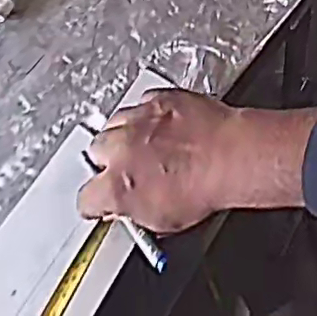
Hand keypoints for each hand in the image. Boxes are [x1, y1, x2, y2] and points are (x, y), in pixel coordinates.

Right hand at [77, 91, 316, 234]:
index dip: (97, 200)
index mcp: (117, 186)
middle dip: (108, 159)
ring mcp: (139, 118)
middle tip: (126, 166)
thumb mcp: (161, 219)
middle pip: (96, 150)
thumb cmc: (203, 186)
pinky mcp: (157, 97)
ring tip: (142, 143)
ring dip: (123, 133)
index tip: (104, 198)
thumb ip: (131, 209)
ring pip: (114, 122)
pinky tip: (159, 124)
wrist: (230, 154)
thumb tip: (126, 205)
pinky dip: (146, 114)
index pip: (86, 197)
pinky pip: (141, 103)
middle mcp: (121, 147)